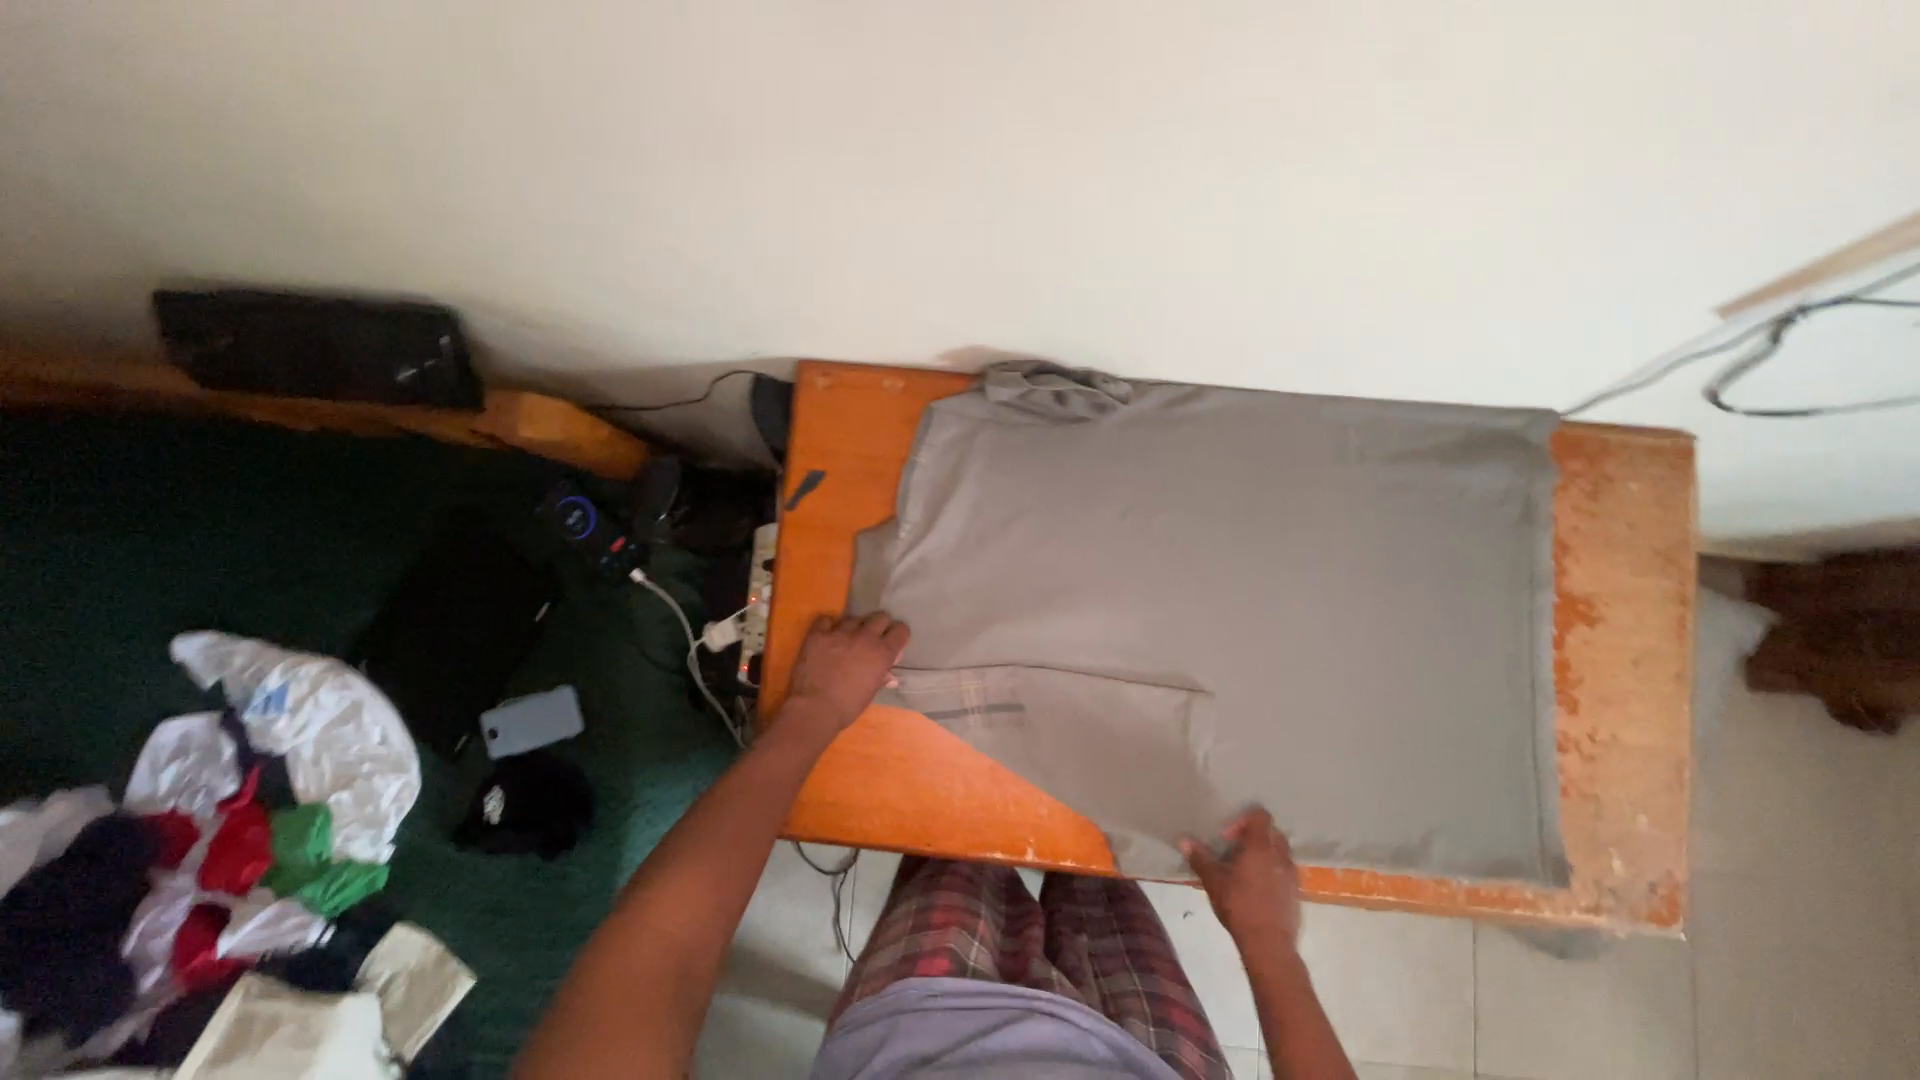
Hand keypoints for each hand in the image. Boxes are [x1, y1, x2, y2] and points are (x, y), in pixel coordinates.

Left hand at [783, 612, 910, 732]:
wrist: (815, 707)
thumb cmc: (848, 706)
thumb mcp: (870, 693)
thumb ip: (881, 677)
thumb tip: (891, 675)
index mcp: (882, 653)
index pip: (900, 631)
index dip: (898, 635)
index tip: (893, 642)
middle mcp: (864, 637)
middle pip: (880, 617)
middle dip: (880, 626)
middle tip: (873, 638)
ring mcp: (840, 633)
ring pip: (854, 618)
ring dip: (855, 627)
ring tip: (848, 639)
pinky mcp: (818, 634)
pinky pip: (826, 620)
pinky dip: (829, 626)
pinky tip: (827, 636)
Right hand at [1182, 806, 1302, 952]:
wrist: (1269, 944)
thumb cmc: (1239, 906)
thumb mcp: (1213, 881)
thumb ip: (1200, 858)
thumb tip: (1183, 840)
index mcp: (1261, 846)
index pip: (1260, 816)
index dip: (1242, 820)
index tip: (1227, 838)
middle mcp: (1280, 855)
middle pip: (1271, 832)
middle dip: (1253, 837)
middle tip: (1234, 852)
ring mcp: (1292, 875)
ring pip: (1280, 852)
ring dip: (1264, 855)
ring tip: (1245, 872)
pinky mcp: (1296, 893)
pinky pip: (1284, 872)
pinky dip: (1272, 872)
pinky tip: (1256, 890)